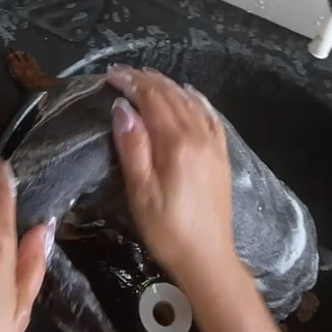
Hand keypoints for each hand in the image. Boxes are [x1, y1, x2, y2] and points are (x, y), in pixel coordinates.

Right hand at [107, 66, 242, 294]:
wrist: (209, 259)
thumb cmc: (167, 229)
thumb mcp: (140, 191)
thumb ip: (132, 145)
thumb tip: (123, 107)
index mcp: (176, 142)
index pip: (151, 98)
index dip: (130, 82)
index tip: (110, 75)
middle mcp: (198, 134)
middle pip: (171, 95)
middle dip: (145, 79)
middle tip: (121, 72)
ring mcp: (213, 143)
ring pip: (189, 101)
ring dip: (167, 85)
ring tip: (146, 76)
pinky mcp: (221, 154)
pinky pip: (209, 115)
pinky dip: (195, 98)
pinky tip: (188, 93)